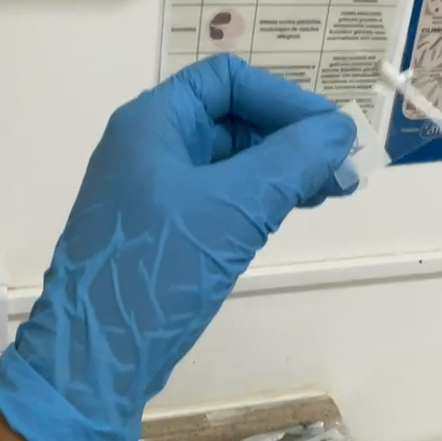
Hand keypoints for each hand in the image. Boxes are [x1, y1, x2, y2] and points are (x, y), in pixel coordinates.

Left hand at [0, 55, 354, 440]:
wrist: (95, 359)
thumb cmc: (157, 270)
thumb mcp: (232, 209)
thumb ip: (290, 161)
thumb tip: (339, 129)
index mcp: (153, 122)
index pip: (227, 81)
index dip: (284, 98)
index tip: (332, 132)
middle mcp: (149, 146)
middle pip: (231, 117)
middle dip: (290, 138)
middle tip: (346, 167)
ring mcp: (153, 189)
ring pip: (230, 160)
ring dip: (281, 169)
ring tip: (335, 190)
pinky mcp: (162, 228)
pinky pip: (219, 196)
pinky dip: (259, 198)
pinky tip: (294, 208)